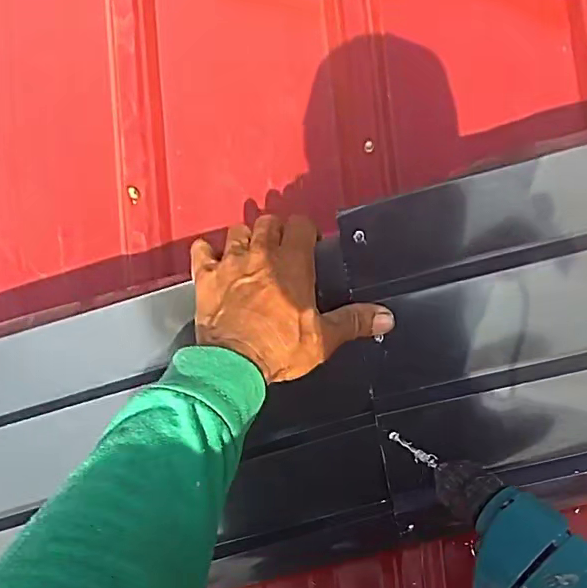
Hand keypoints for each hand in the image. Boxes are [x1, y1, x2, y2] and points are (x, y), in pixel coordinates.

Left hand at [190, 214, 391, 382]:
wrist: (234, 365)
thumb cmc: (277, 350)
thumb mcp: (323, 339)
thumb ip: (354, 322)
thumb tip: (384, 316)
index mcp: (293, 264)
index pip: (301, 225)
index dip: (306, 231)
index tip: (308, 243)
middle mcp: (261, 255)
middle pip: (269, 222)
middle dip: (276, 231)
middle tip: (281, 248)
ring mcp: (230, 264)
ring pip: (238, 231)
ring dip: (245, 238)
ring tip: (251, 253)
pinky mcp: (206, 279)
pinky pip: (202, 251)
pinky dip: (207, 252)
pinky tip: (212, 259)